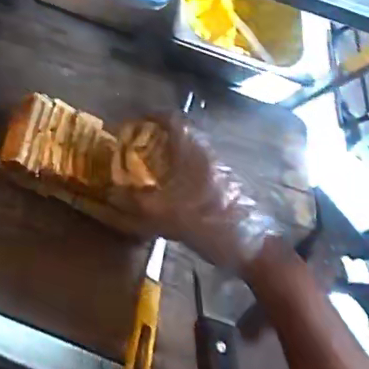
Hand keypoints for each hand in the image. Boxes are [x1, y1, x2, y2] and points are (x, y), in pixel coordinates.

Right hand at [117, 113, 280, 272]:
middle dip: (155, 138)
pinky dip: (181, 172)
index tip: (132, 124)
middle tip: (134, 150)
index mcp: (194, 150)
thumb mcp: (167, 215)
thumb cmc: (210, 223)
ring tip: (149, 172)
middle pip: (179, 134)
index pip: (172, 118)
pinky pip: (197, 168)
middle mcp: (207, 152)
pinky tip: (172, 192)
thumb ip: (136, 202)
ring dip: (169, 156)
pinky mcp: (227, 186)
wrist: (257, 251)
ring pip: (189, 152)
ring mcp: (220, 169)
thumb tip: (111, 193)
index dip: (150, 116)